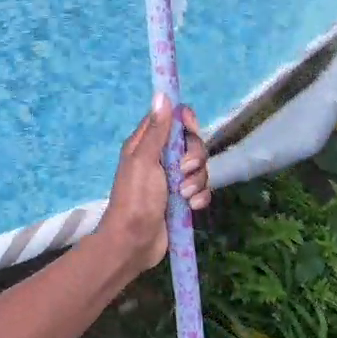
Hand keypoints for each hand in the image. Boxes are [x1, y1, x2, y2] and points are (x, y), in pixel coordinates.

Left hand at [92, 92, 210, 273]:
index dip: (185, 123)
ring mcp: (172, 180)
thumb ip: (157, 130)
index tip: (190, 131)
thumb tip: (162, 95)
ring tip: (183, 196)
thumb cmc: (134, 198)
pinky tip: (191, 207)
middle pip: (191, 144)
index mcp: (146, 144)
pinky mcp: (182, 199)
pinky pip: (202, 189)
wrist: (134, 242)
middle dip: (194, 157)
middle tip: (183, 171)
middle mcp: (160, 158)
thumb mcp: (144, 160)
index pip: (172, 120)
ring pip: (199, 168)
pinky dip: (200, 197)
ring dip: (197, 181)